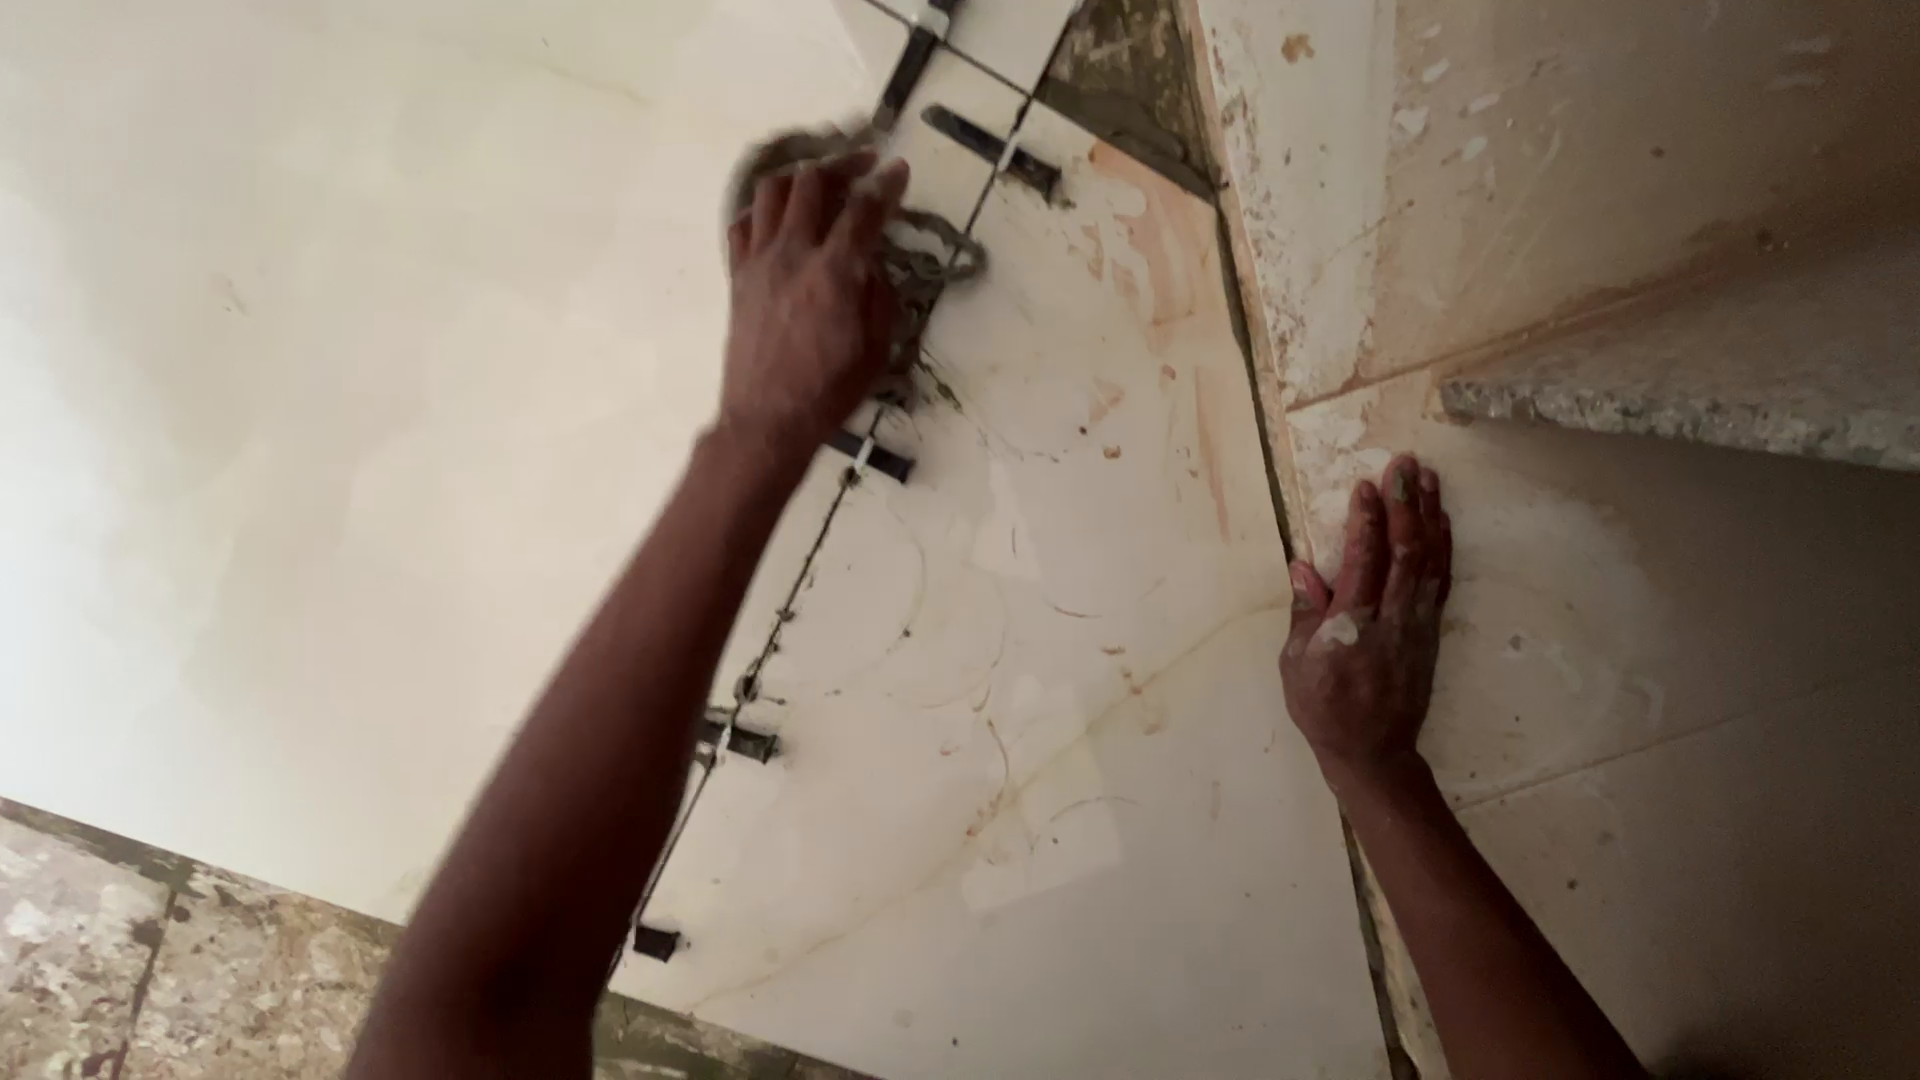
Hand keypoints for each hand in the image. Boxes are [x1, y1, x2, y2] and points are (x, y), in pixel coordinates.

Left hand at [720, 152, 909, 453]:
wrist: (767, 420)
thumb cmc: (829, 395)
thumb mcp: (876, 351)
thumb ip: (881, 298)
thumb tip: (874, 263)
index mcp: (834, 275)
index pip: (864, 210)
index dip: (887, 185)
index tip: (900, 170)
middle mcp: (793, 255)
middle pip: (813, 182)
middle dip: (844, 162)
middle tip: (865, 163)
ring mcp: (759, 262)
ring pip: (772, 191)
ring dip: (800, 175)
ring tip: (820, 181)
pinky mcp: (737, 276)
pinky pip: (743, 223)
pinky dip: (763, 209)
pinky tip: (779, 217)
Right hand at [1280, 454, 1452, 786]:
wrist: (1373, 749)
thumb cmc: (1322, 706)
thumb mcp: (1296, 662)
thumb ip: (1305, 612)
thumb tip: (1304, 566)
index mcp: (1352, 625)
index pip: (1365, 560)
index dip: (1367, 519)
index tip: (1366, 485)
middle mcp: (1392, 618)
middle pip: (1406, 550)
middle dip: (1406, 503)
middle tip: (1405, 464)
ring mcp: (1418, 623)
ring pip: (1431, 559)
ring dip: (1431, 515)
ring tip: (1430, 478)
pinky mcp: (1431, 630)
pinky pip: (1441, 579)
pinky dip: (1443, 546)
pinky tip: (1441, 522)